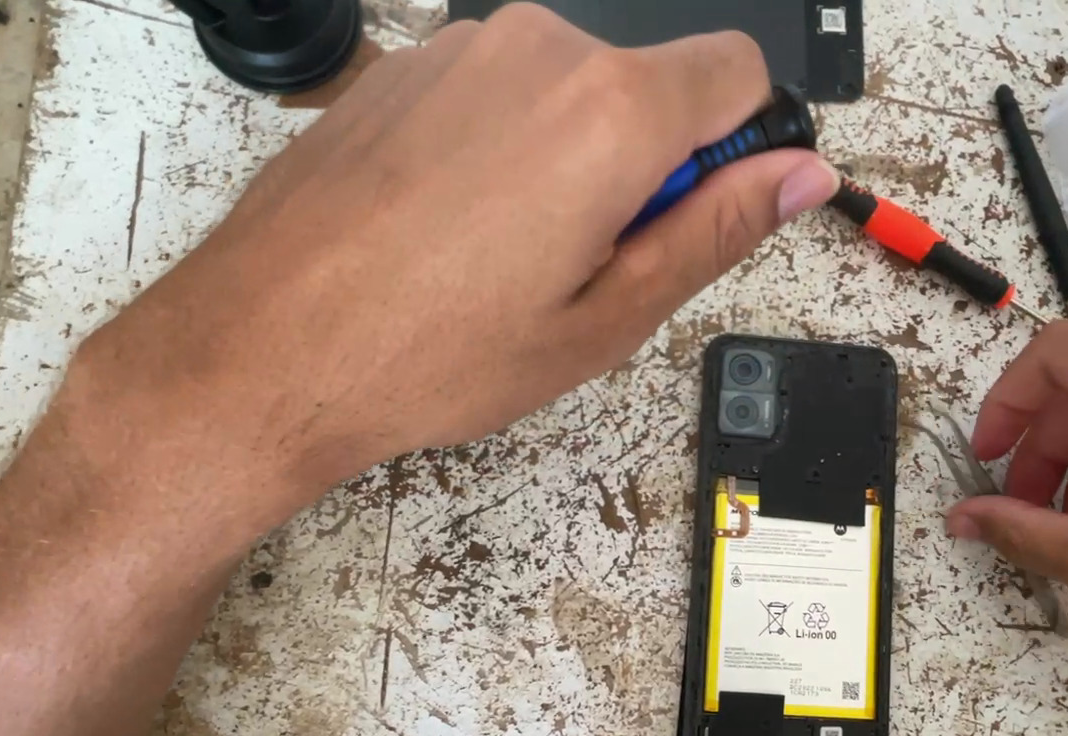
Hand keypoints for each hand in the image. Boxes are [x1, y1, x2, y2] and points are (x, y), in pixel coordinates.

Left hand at [62, 4, 837, 536]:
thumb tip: (798, 174)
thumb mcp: (606, 320)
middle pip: (650, 86)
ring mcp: (459, 49)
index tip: (697, 215)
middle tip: (586, 270)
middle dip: (648, 170)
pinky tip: (456, 232)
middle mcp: (538, 51)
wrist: (269, 348)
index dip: (742, 146)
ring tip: (510, 261)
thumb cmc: (438, 353)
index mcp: (608, 114)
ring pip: (572, 95)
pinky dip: (509, 154)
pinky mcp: (405, 69)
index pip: (738, 72)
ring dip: (575, 167)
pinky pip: (498, 97)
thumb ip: (714, 233)